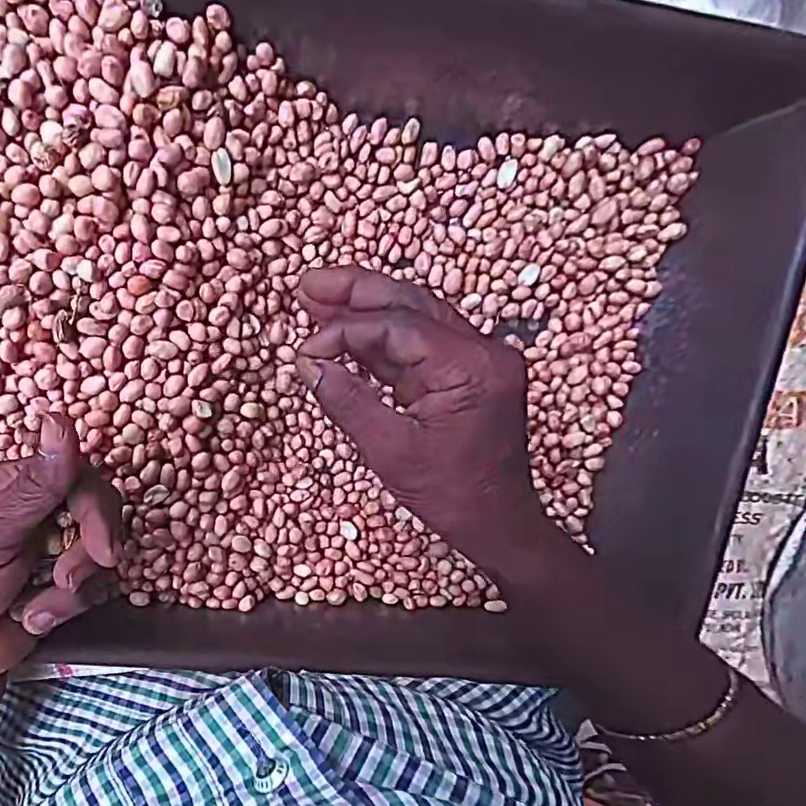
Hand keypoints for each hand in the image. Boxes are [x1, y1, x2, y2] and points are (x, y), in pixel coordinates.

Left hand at [0, 416, 121, 733]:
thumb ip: (36, 484)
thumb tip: (59, 419)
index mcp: (12, 486)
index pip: (75, 475)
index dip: (94, 508)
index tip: (99, 544)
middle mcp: (38, 512)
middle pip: (98, 510)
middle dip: (88, 550)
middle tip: (66, 579)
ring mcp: (52, 549)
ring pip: (101, 552)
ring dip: (72, 588)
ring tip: (35, 606)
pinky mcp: (63, 586)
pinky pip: (94, 586)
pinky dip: (66, 608)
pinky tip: (32, 618)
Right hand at [294, 266, 550, 564]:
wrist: (499, 523)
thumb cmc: (451, 495)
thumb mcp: (390, 451)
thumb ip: (348, 401)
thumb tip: (308, 365)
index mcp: (471, 367)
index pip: (396, 327)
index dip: (344, 331)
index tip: (305, 351)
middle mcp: (483, 350)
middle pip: (411, 302)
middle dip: (355, 291)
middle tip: (307, 283)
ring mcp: (478, 358)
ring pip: (415, 315)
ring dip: (365, 307)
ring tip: (319, 296)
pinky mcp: (467, 372)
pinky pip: (419, 342)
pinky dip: (380, 338)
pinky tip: (346, 331)